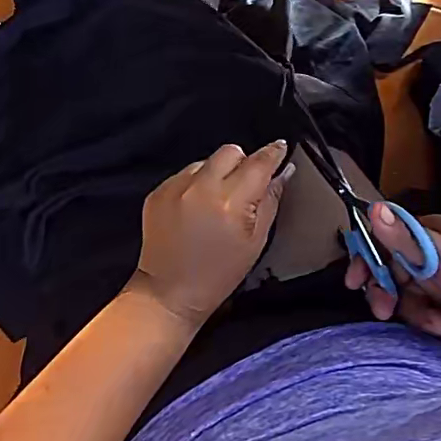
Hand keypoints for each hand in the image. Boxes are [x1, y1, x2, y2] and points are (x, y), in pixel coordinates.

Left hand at [130, 141, 292, 326]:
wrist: (170, 292)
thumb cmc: (219, 273)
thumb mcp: (256, 241)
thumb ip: (270, 202)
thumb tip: (283, 173)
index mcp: (230, 203)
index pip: (258, 163)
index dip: (273, 153)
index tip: (280, 148)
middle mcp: (201, 188)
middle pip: (231, 151)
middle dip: (243, 163)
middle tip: (245, 187)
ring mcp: (175, 188)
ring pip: (206, 161)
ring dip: (217, 174)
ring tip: (216, 203)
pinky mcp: (157, 192)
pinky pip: (185, 173)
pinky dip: (195, 184)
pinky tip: (196, 209)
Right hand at [344, 205, 440, 357]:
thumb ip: (406, 238)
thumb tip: (373, 209)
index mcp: (431, 233)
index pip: (385, 239)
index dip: (367, 257)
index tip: (355, 279)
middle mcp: (432, 256)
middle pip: (389, 271)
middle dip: (389, 293)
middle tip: (385, 310)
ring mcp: (440, 284)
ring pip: (404, 298)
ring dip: (417, 314)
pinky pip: (421, 317)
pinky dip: (432, 324)